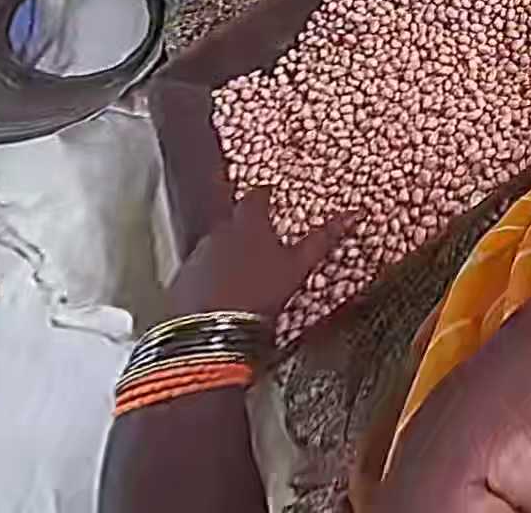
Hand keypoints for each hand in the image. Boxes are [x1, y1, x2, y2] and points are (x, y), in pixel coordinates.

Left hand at [166, 189, 347, 319]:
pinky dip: (208, 277)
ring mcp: (193, 261)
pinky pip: (196, 274)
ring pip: (212, 248)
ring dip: (225, 254)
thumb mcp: (299, 265)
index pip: (256, 197)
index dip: (264, 195)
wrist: (207, 336)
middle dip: (244, 227)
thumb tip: (353, 215)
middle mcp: (216, 235)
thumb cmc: (258, 293)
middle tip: (260, 237)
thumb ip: (324, 238)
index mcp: (248, 225)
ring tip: (241, 270)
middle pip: (231, 222)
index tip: (270, 194)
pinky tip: (219, 293)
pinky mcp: (177, 287)